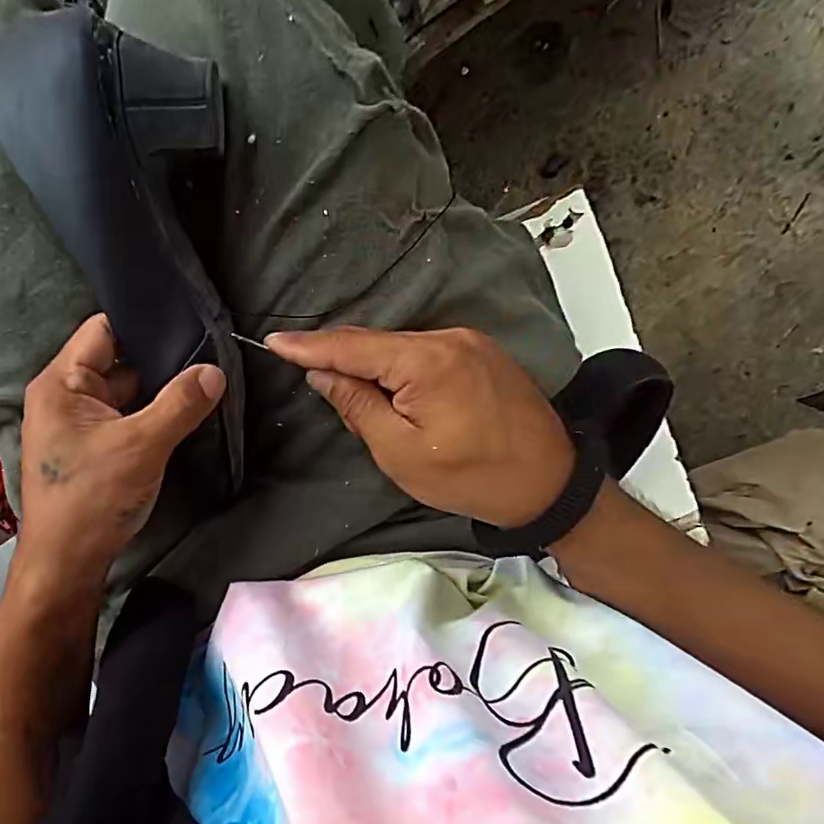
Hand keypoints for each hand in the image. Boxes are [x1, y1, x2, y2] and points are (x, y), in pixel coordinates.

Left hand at [17, 314, 224, 569]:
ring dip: (159, 392)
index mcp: (61, 383)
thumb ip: (179, 404)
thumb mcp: (141, 446)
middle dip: (160, 360)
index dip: (143, 322)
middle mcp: (65, 396)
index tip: (188, 321)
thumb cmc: (92, 500)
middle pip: (118, 361)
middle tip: (208, 353)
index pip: (103, 330)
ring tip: (204, 380)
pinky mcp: (92, 448)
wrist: (67, 563)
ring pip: (126, 393)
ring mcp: (79, 424)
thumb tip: (214, 371)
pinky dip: (151, 416)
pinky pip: (126, 418)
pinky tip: (184, 413)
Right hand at [266, 326, 571, 527]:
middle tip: (312, 381)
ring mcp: (469, 342)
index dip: (308, 345)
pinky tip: (390, 390)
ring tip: (357, 399)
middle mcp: (449, 338)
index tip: (274, 340)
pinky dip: (397, 368)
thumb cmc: (472, 478)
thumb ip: (357, 406)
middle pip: (375, 342)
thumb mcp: (400, 452)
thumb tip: (324, 374)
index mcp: (427, 361)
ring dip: (370, 367)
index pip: (352, 346)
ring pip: (399, 347)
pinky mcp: (481, 353)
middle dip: (340, 361)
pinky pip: (423, 352)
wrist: (550, 484)